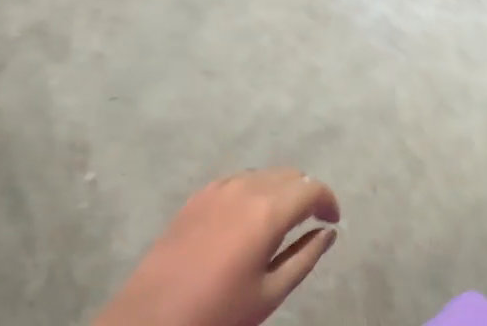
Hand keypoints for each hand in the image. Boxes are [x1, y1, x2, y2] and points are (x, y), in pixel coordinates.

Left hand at [94, 169, 340, 325]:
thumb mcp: (270, 293)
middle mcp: (246, 187)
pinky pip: (238, 182)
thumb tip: (328, 232)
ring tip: (281, 223)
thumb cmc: (219, 310)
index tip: (333, 221)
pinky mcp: (198, 196)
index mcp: (268, 210)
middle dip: (306, 193)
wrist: (153, 316)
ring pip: (263, 175)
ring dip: (280, 190)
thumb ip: (304, 257)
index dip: (328, 200)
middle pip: (289, 175)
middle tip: (311, 222)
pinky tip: (248, 220)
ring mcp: (218, 188)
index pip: (312, 187)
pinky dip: (254, 191)